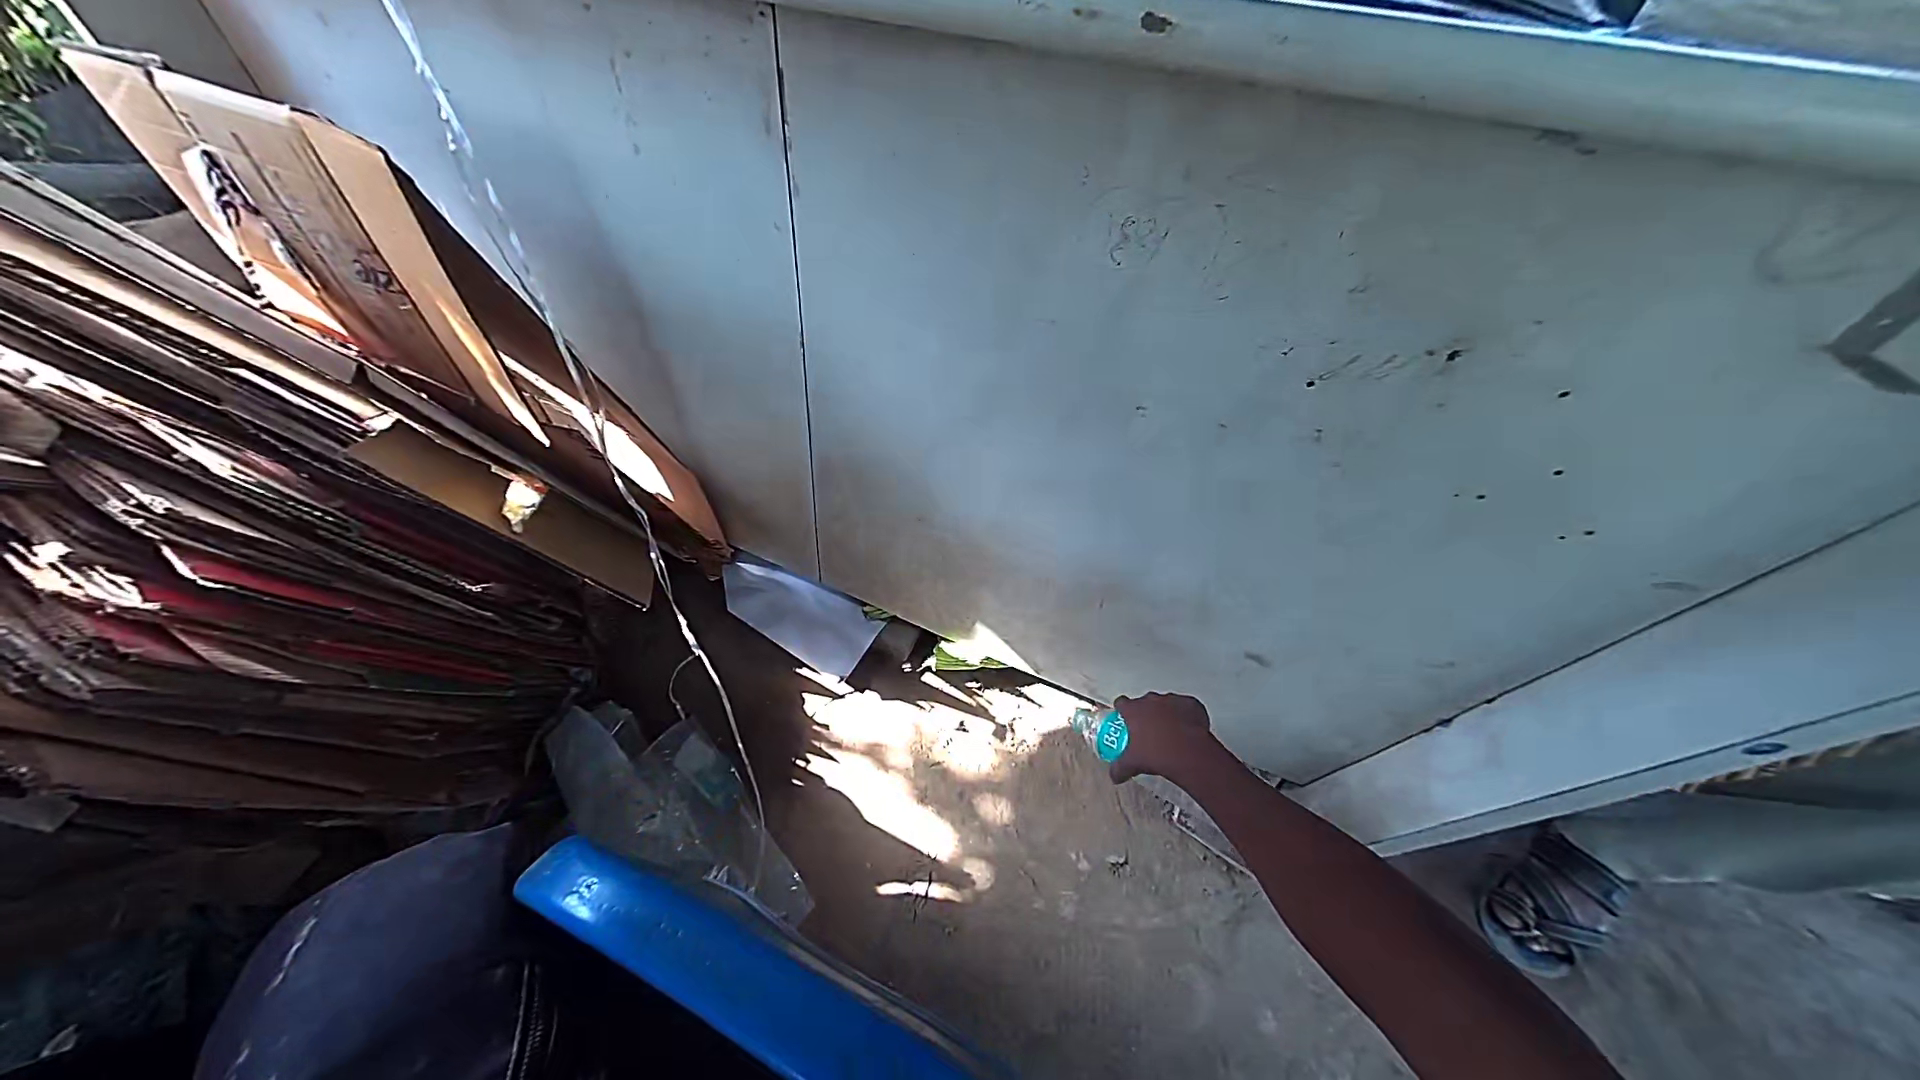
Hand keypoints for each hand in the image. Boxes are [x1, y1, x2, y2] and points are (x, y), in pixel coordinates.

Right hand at [1109, 692, 1226, 784]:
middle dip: (1146, 714)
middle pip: (1144, 702)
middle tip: (1148, 731)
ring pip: (1166, 703)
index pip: (1122, 703)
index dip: (1122, 711)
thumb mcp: (1132, 764)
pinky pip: (1185, 707)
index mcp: (1134, 710)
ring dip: (1166, 713)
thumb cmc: (1157, 754)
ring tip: (1171, 733)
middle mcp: (1151, 700)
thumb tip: (1115, 775)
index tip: (1124, 720)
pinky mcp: (1191, 704)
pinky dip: (1185, 715)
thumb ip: (1119, 768)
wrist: (1190, 755)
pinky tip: (1187, 729)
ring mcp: (1172, 700)